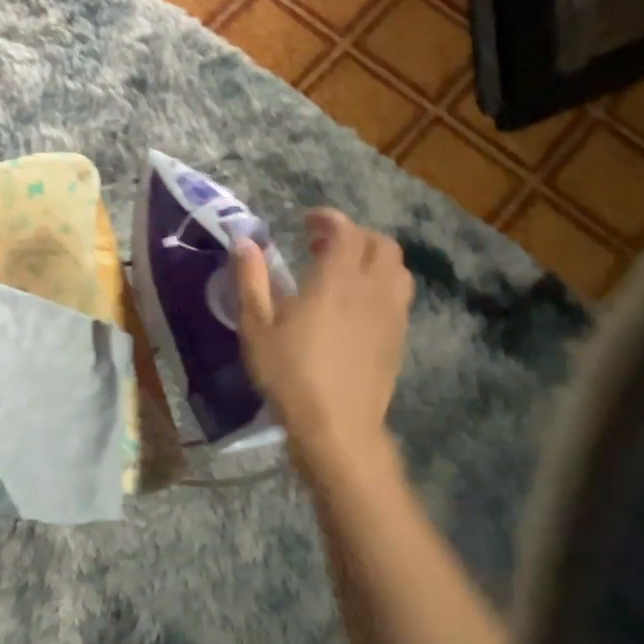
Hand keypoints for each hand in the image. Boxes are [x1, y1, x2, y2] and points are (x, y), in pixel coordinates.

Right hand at [234, 209, 413, 468]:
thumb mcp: (255, 324)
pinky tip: (353, 304)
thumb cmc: (288, 371)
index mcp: (336, 281)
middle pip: (381, 245)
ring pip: (397, 269)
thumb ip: (251, 278)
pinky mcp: (398, 337)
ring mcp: (391, 315)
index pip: (345, 232)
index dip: (328, 219)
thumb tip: (244, 241)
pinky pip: (398, 295)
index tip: (305, 220)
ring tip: (341, 271)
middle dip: (353, 236)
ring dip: (372, 259)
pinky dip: (380, 285)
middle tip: (321, 244)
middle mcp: (371, 290)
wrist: (336, 424)